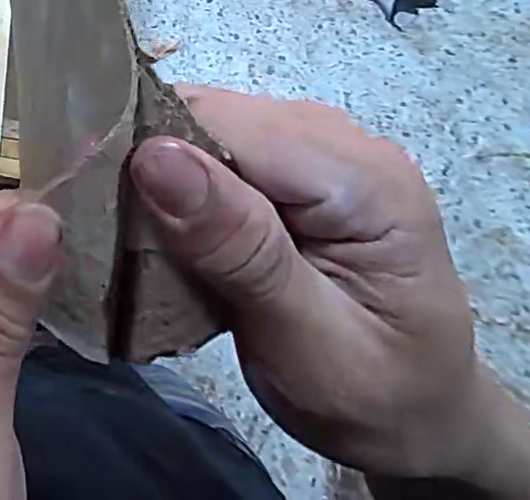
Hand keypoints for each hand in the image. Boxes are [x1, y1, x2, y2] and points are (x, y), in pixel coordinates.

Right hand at [130, 87, 529, 497]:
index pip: (225, 124)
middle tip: (129, 229)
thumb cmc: (375, 396)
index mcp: (365, 178)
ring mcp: (314, 137)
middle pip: (209, 113)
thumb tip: (153, 157)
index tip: (111, 205)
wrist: (419, 417)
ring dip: (162, 166)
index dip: (158, 151)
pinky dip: (178, 171)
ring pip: (200, 118)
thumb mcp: (310, 345)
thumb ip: (239, 250)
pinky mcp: (287, 150)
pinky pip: (208, 135)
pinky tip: (176, 216)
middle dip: (156, 160)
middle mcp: (340, 136)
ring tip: (150, 228)